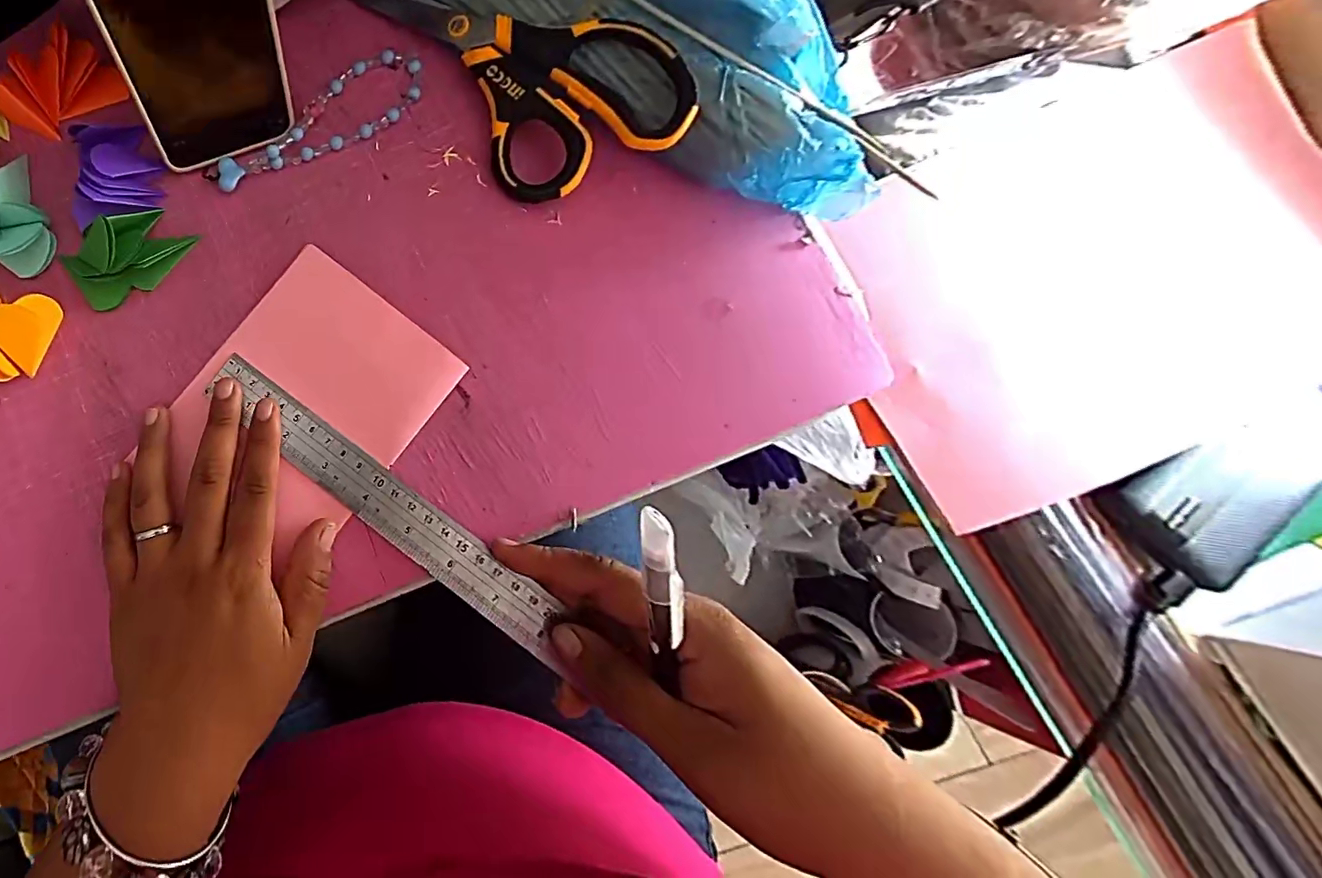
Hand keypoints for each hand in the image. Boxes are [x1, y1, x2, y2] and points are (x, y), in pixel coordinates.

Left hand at [92, 379, 342, 861]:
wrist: (176, 747)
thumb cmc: (246, 696)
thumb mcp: (296, 646)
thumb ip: (310, 581)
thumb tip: (324, 525)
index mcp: (243, 575)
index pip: (255, 494)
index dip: (262, 447)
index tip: (266, 409)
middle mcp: (196, 564)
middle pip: (206, 482)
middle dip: (217, 429)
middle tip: (223, 387)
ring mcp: (153, 576)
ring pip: (152, 500)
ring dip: (155, 451)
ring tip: (158, 411)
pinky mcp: (122, 593)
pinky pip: (115, 538)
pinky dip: (114, 500)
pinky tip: (119, 468)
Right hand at [490, 540, 1037, 877]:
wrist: (887, 833)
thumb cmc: (790, 788)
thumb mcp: (688, 743)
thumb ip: (618, 683)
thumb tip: (561, 634)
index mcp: (694, 624)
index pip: (604, 578)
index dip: (546, 563)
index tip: (499, 553)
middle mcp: (697, 622)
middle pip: (610, 600)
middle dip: (563, 616)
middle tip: (523, 642)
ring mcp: (706, 646)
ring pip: (625, 634)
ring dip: (590, 657)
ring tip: (569, 699)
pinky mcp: (712, 672)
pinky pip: (649, 659)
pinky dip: (618, 676)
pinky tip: (605, 705)